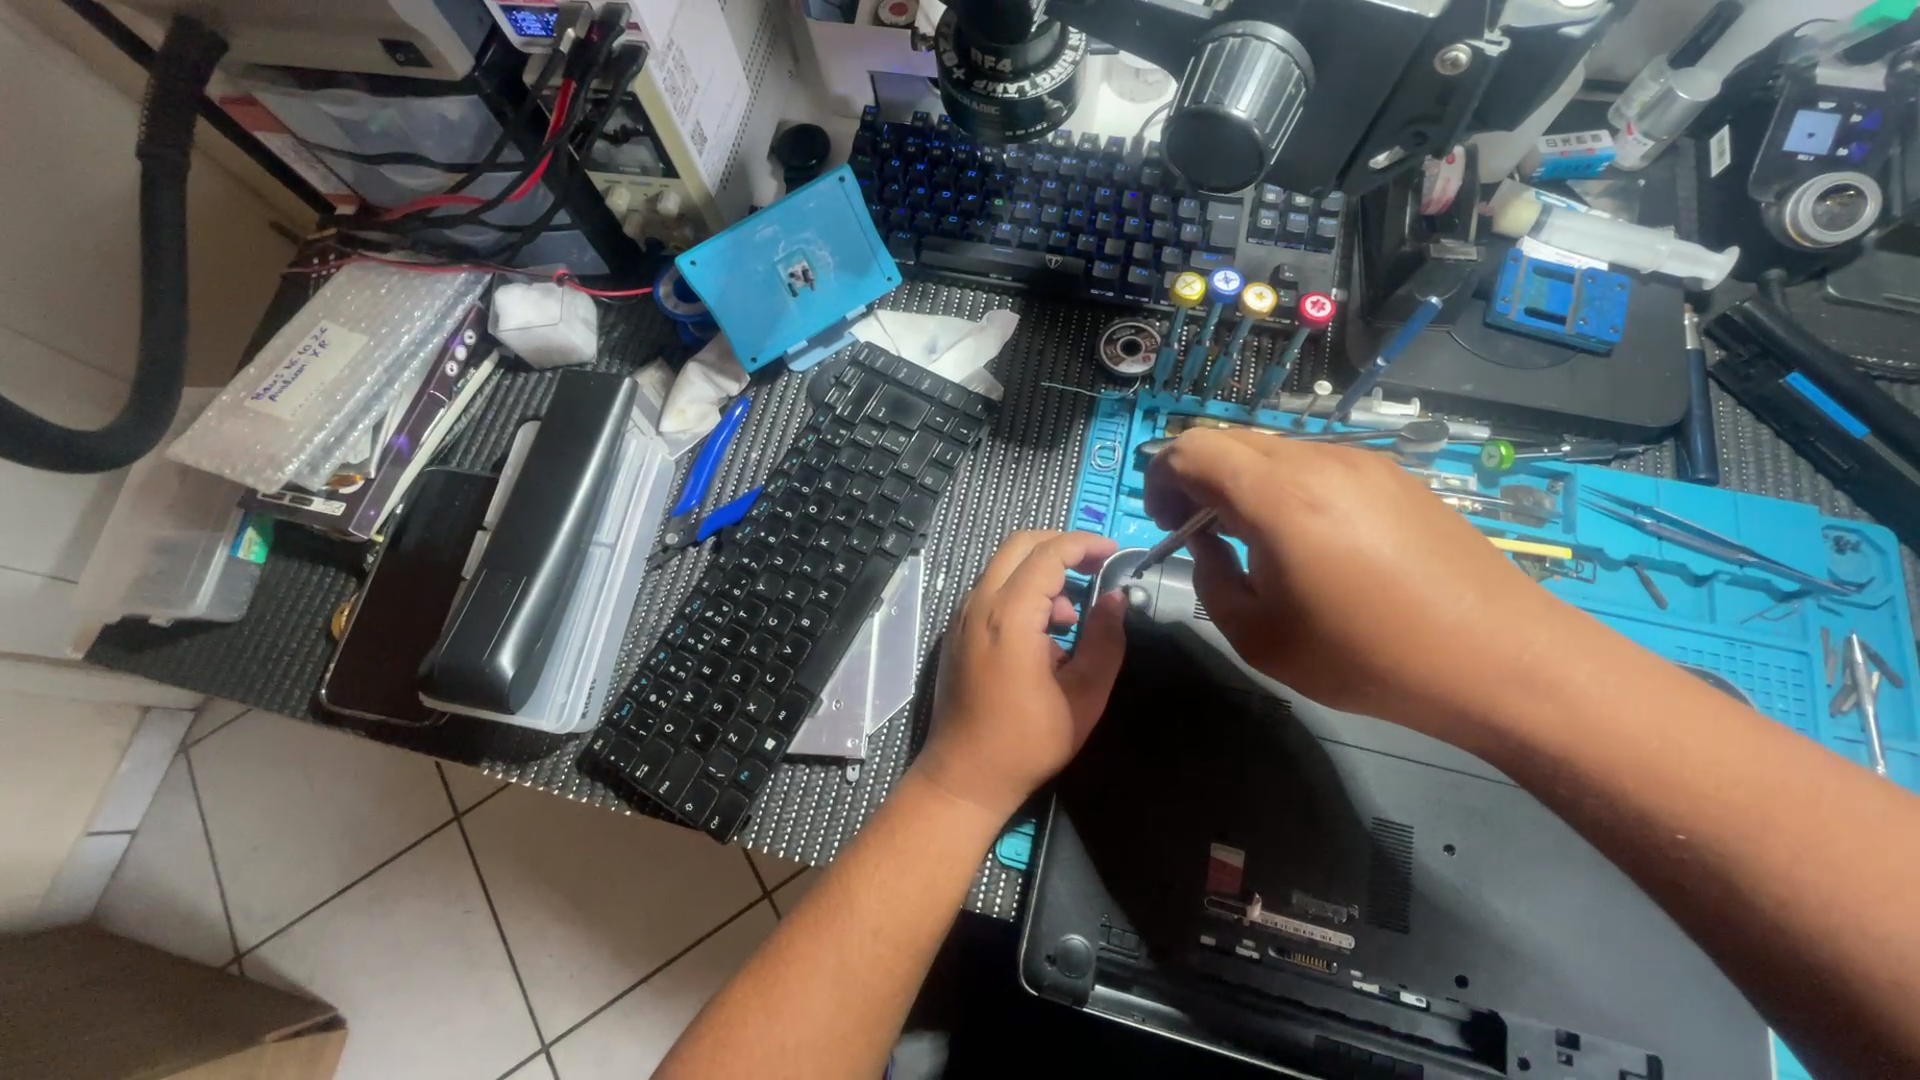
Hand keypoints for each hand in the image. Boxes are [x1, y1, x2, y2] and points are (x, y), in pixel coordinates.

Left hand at [914, 531, 1128, 819]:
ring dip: (1042, 574)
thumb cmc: (1027, 742)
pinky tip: (1044, 635)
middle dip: (1062, 547)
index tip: (1116, 553)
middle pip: (1020, 546)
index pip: (1049, 555)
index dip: (1086, 545)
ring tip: (1072, 619)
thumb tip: (1115, 599)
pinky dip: (1022, 592)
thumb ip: (1105, 641)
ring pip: (1003, 567)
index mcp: (1009, 617)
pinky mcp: (957, 632)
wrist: (964, 776)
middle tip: (1096, 568)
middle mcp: (979, 605)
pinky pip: (991, 591)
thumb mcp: (1084, 696)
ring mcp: (962, 617)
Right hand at [1144, 429, 1571, 735]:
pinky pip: (1317, 465)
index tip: (1165, 524)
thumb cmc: (1367, 657)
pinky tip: (1310, 542)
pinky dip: (1286, 487)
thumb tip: (1206, 544)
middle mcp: (1318, 462)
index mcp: (1278, 498)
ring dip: (1242, 483)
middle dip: (1196, 478)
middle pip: (1228, 440)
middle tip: (1200, 532)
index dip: (1160, 478)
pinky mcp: (1395, 477)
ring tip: (1256, 542)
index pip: (1191, 449)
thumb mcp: (1259, 637)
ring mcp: (1363, 464)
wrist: (1498, 658)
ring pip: (1273, 450)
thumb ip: (1211, 579)